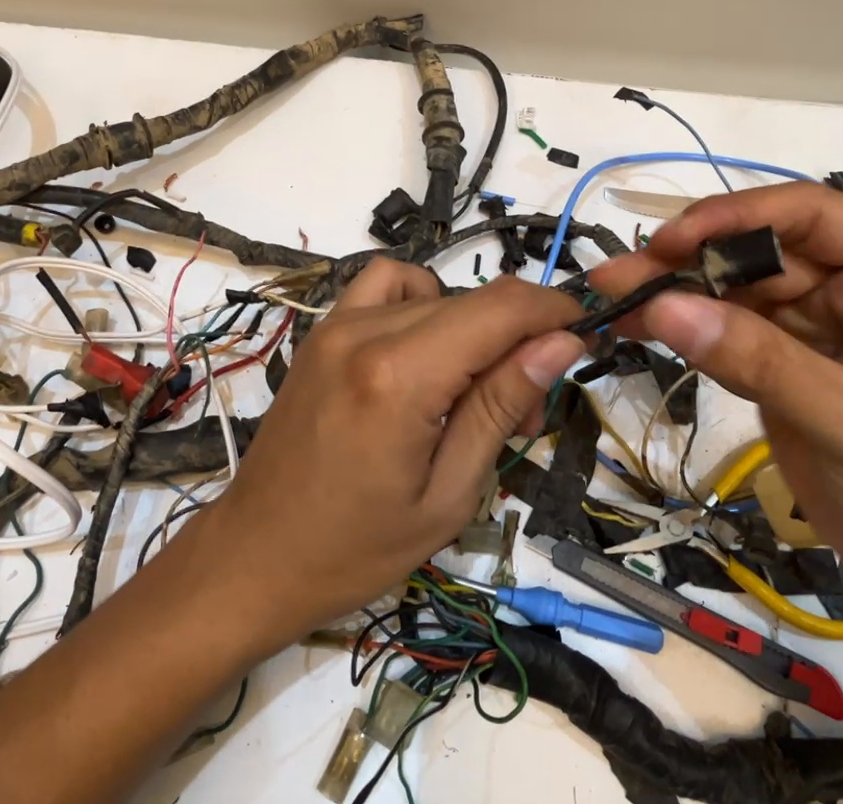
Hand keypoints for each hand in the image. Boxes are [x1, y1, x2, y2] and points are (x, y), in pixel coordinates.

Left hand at [185, 261, 584, 644]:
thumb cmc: (357, 548)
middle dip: (517, 341)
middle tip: (522, 414)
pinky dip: (419, 303)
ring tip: (469, 390)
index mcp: (401, 376)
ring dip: (472, 328)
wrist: (257, 555)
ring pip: (434, 294)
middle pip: (472, 301)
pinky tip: (422, 356)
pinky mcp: (319, 334)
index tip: (584, 339)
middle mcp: (365, 332)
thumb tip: (560, 342)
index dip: (554, 313)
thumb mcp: (449, 494)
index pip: (502, 308)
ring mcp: (334, 326)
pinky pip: (383, 287)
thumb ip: (501, 406)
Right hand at [590, 183, 842, 607]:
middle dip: (690, 262)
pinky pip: (728, 333)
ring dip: (675, 294)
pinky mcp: (789, 364)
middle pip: (763, 252)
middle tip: (616, 276)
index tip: (669, 242)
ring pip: (736, 290)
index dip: (737, 219)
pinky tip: (636, 329)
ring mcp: (823, 326)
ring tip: (610, 301)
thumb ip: (759, 360)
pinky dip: (684, 330)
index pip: (815, 216)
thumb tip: (662, 306)